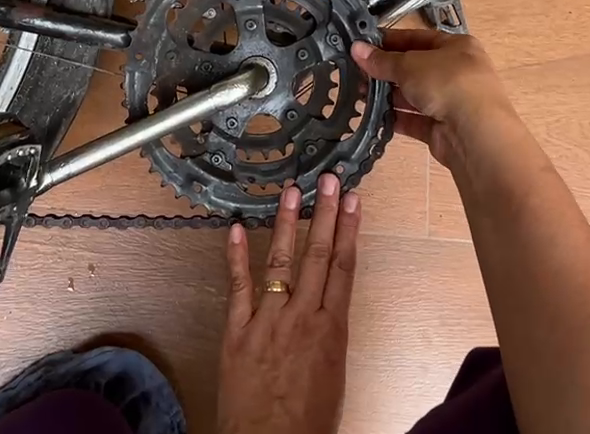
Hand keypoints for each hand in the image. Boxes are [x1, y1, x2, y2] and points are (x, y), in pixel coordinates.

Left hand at [217, 172, 360, 433]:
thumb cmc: (309, 424)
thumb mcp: (334, 375)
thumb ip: (330, 334)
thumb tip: (329, 303)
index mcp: (332, 330)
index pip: (343, 268)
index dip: (349, 230)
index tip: (353, 200)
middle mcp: (302, 317)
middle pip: (317, 256)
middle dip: (325, 214)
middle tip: (328, 180)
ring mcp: (268, 320)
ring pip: (281, 262)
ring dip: (288, 224)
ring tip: (293, 191)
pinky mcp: (237, 331)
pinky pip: (238, 287)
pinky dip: (236, 256)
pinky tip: (237, 228)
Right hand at [350, 29, 514, 167]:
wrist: (477, 134)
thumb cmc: (449, 83)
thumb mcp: (410, 65)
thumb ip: (382, 60)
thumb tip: (357, 49)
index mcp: (457, 47)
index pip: (418, 38)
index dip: (390, 40)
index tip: (363, 44)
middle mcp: (456, 72)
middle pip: (414, 67)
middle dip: (386, 70)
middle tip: (355, 71)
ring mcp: (451, 102)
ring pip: (413, 95)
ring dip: (387, 94)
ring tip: (357, 93)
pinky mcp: (442, 128)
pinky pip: (414, 119)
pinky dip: (395, 117)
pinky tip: (372, 115)